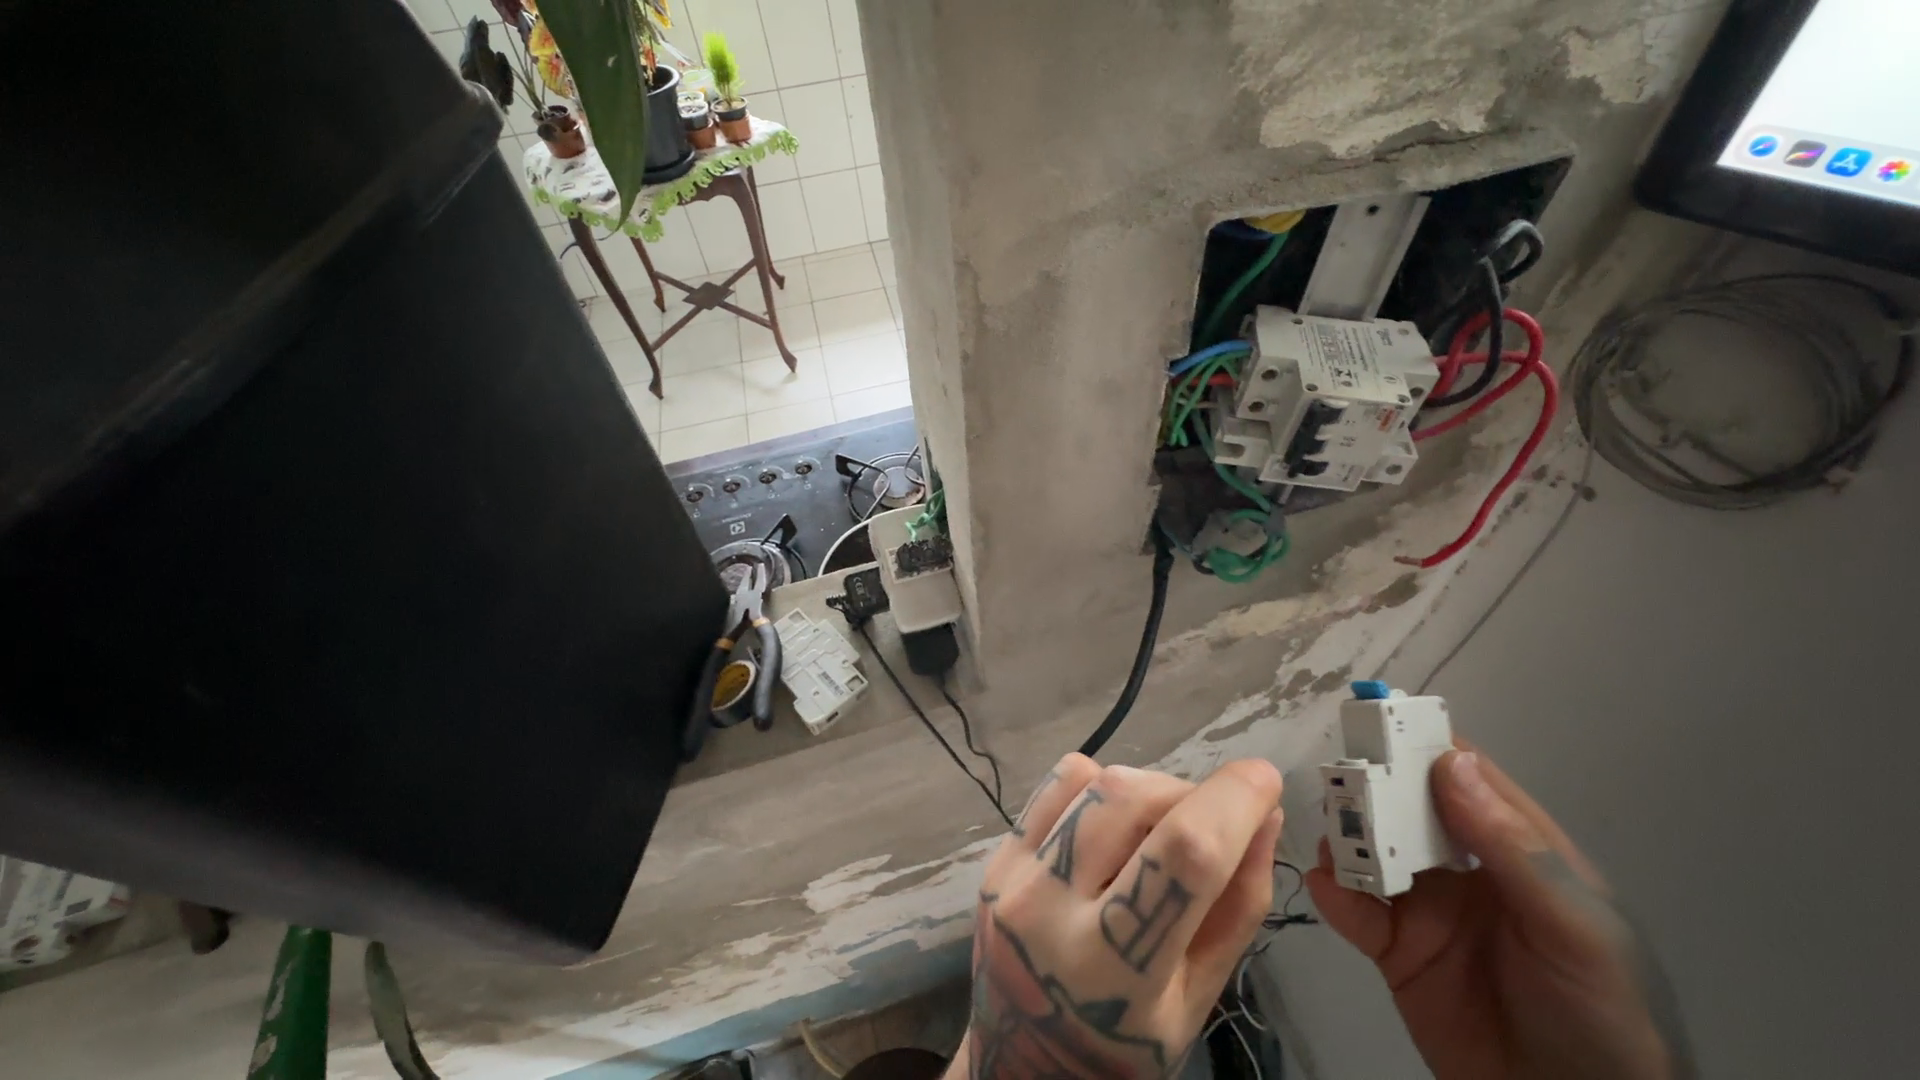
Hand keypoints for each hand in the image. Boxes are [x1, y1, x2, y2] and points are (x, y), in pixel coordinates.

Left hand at [947, 754, 1282, 1079]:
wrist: (1020, 1059)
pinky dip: (1102, 784)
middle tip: (1212, 823)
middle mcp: (1049, 910)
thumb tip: (1266, 816)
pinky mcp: (997, 855)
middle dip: (1192, 795)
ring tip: (1160, 827)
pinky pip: (1059, 782)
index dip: (1233, 803)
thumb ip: (1237, 907)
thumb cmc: (1123, 1042)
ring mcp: (1014, 876)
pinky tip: (1114, 823)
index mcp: (1111, 968)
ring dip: (1149, 787)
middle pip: (1134, 799)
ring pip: (1095, 779)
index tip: (1266, 780)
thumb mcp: (1198, 998)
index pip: (1182, 857)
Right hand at [1307, 749, 1692, 1079]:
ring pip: (1373, 852)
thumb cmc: (1602, 1014)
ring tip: (1330, 833)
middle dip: (1374, 789)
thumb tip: (1451, 759)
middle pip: (1408, 810)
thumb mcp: (1575, 929)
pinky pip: (1355, 911)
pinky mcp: (1395, 950)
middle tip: (1340, 779)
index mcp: (1519, 851)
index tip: (1379, 718)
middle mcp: (1466, 869)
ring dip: (1347, 836)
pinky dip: (1334, 893)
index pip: (1467, 779)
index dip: (1424, 746)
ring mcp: (1427, 909)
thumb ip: (1512, 848)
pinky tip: (1325, 884)